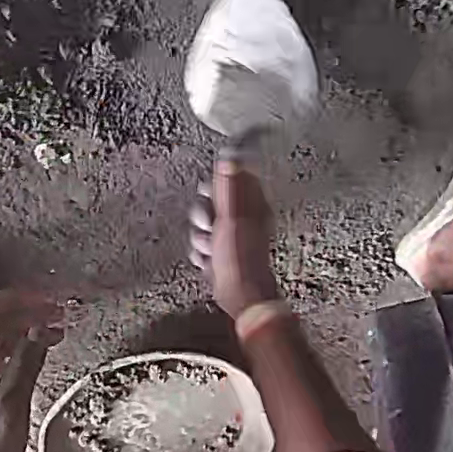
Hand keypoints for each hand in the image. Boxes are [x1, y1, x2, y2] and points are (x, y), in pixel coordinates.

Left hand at [0, 290, 62, 451]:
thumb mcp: (11, 409)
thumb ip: (26, 362)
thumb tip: (42, 328)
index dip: (17, 299)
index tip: (48, 300)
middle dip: (24, 311)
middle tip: (58, 313)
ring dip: (21, 330)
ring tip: (54, 330)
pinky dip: (15, 350)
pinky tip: (35, 355)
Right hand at [189, 159, 281, 318]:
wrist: (240, 294)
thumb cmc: (240, 256)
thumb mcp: (231, 216)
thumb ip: (228, 186)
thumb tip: (228, 157)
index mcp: (251, 203)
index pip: (230, 179)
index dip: (214, 186)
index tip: (210, 197)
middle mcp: (243, 217)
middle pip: (210, 202)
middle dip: (202, 215)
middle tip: (208, 226)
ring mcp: (231, 236)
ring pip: (203, 224)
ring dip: (201, 238)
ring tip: (211, 250)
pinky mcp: (221, 252)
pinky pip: (201, 244)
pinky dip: (201, 253)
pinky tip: (208, 261)